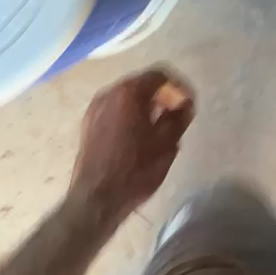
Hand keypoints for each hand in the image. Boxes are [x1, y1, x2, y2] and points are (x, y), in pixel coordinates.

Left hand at [68, 68, 194, 222]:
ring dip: (144, 105)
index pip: (160, 74)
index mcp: (130, 92)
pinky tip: (137, 136)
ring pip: (126, 96)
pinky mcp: (88, 123)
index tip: (187, 103)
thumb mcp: (167, 145)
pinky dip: (128, 114)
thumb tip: (185, 103)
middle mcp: (109, 92)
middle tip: (175, 114)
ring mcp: (95, 108)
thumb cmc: (136, 170)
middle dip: (161, 95)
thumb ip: (179, 117)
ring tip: (158, 126)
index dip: (178, 86)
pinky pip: (114, 109)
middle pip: (142, 83)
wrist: (96, 199)